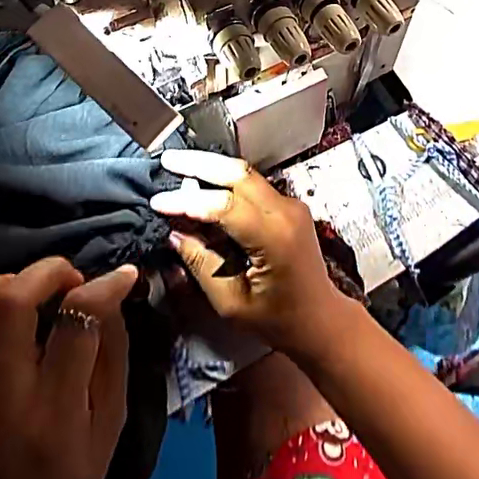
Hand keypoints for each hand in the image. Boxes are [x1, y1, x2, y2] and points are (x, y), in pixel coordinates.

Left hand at [0, 258, 138, 478]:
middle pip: (8, 311)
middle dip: (42, 273)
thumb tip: (111, 287)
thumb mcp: (109, 421)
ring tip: (7, 288)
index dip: (102, 285)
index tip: (115, 278)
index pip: (78, 321)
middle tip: (61, 277)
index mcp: (57, 411)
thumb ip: (113, 352)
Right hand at [150, 149, 349, 355]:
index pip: (226, 205)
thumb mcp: (231, 302)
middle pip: (240, 174)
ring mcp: (291, 204)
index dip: (189, 201)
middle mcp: (286, 212)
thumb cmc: (278, 319)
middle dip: (201, 164)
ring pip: (246, 174)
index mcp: (275, 237)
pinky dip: (225, 181)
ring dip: (212, 168)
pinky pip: (253, 185)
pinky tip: (202, 183)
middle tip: (168, 160)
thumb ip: (202, 264)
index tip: (158, 202)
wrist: (320, 317)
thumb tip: (175, 233)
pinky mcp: (288, 205)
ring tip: (179, 166)